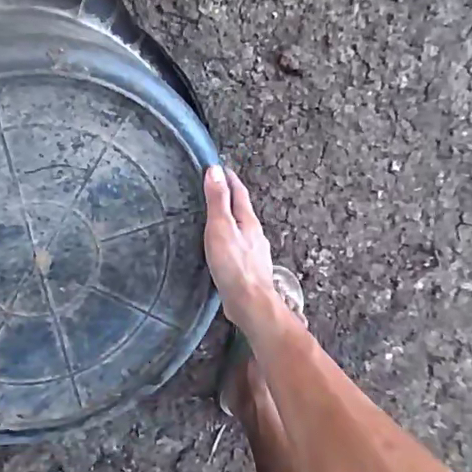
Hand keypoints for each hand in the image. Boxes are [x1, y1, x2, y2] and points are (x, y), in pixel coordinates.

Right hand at [203, 166, 279, 321]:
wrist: (250, 302)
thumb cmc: (233, 264)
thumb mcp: (220, 227)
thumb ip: (218, 200)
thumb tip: (216, 170)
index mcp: (248, 221)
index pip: (239, 193)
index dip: (230, 179)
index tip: (220, 168)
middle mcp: (255, 234)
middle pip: (242, 210)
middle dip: (231, 198)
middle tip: (217, 189)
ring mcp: (254, 253)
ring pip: (242, 229)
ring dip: (232, 220)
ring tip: (217, 217)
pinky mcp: (248, 269)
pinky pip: (239, 247)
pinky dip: (230, 239)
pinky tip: (223, 248)